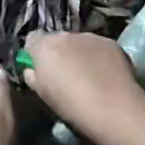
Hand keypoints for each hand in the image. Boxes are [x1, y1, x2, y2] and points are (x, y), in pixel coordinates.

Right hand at [19, 32, 144, 130]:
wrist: (113, 108)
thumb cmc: (71, 105)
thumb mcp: (42, 95)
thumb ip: (33, 77)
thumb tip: (32, 70)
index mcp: (44, 47)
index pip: (31, 39)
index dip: (34, 53)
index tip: (40, 68)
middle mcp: (66, 36)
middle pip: (56, 39)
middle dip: (58, 52)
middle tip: (64, 73)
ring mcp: (90, 37)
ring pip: (78, 42)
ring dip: (78, 53)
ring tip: (88, 75)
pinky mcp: (111, 43)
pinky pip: (98, 47)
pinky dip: (98, 56)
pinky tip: (104, 74)